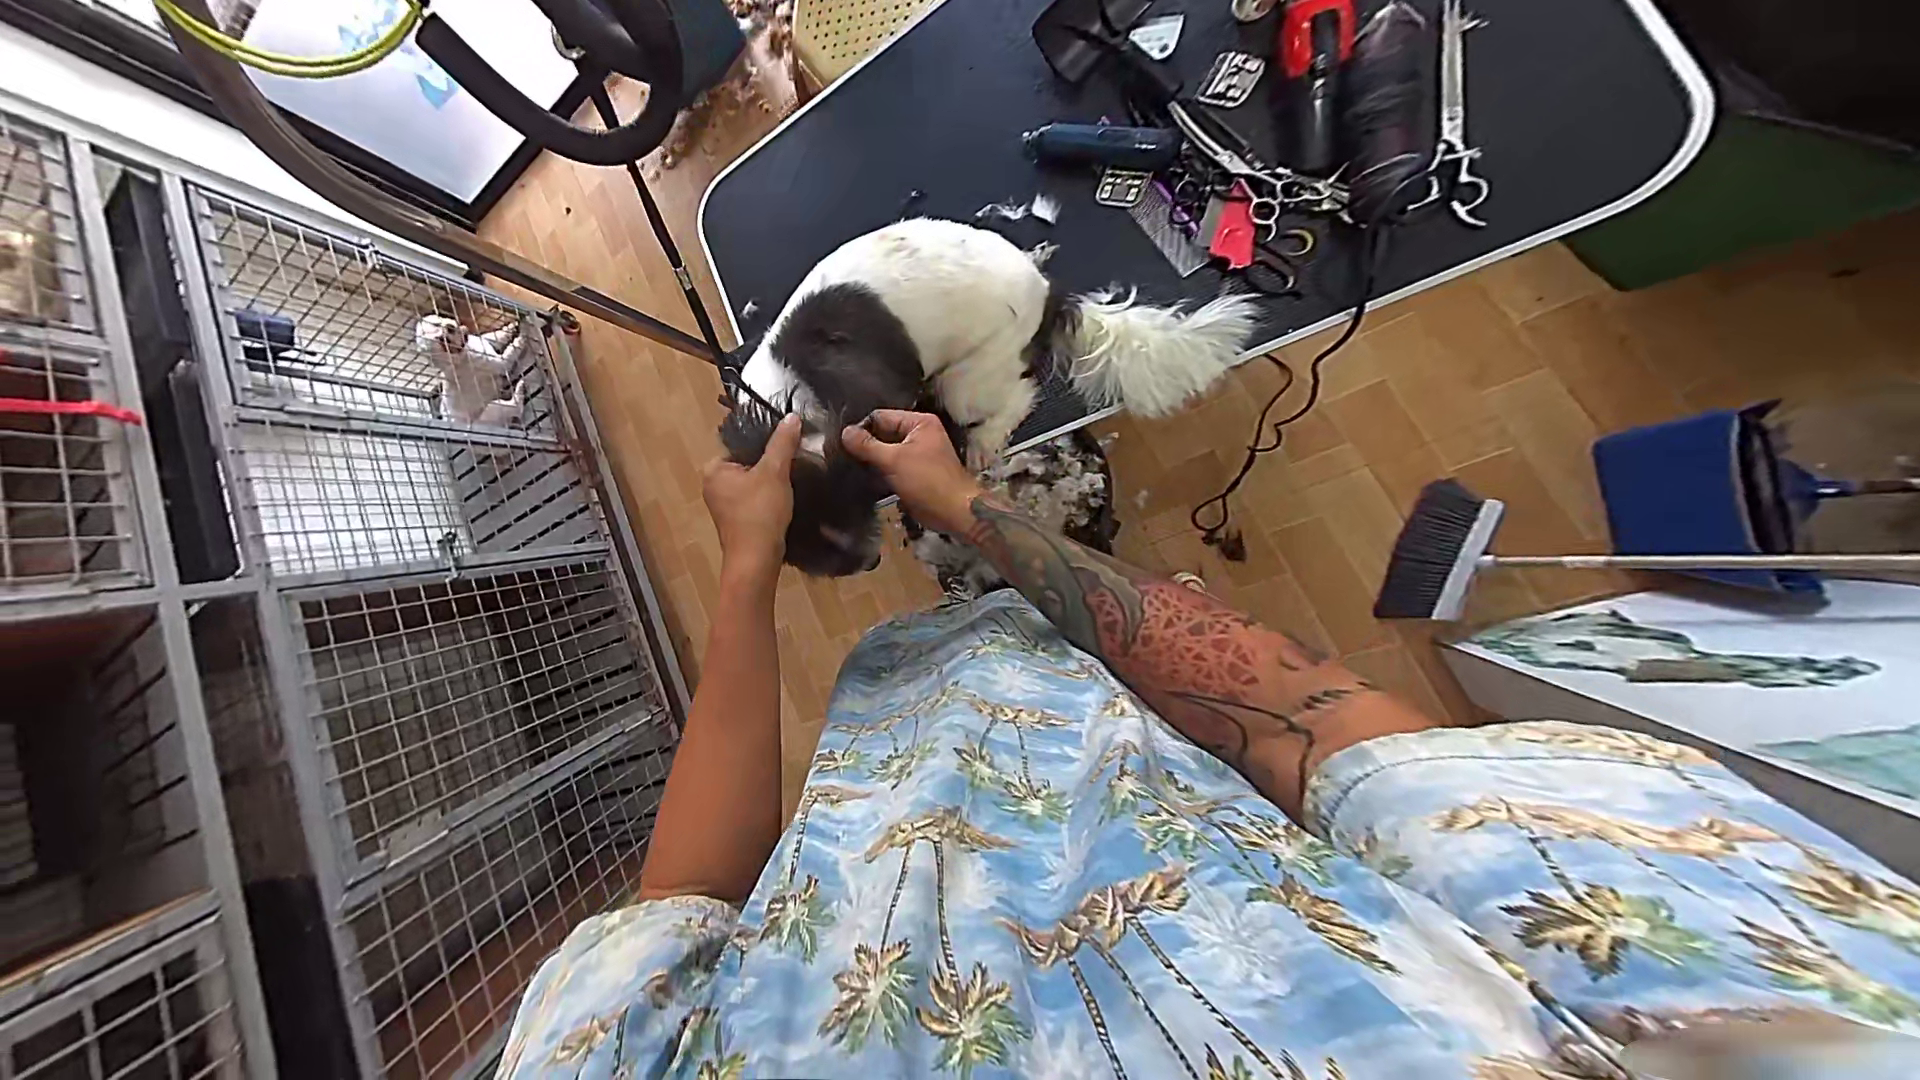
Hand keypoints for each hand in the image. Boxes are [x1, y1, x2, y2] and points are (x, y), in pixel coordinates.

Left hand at [702, 413, 800, 578]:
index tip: (790, 449)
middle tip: (796, 465)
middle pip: (750, 464)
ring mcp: (724, 506)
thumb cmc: (760, 512)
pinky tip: (786, 502)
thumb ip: (783, 443)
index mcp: (714, 469)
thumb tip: (792, 416)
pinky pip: (756, 501)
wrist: (757, 560)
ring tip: (794, 482)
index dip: (768, 446)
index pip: (743, 445)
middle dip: (772, 466)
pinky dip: (770, 500)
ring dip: (773, 484)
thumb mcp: (774, 472)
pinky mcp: (738, 521)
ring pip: (755, 484)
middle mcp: (713, 485)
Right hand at [842, 410, 983, 534]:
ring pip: (885, 453)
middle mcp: (919, 435)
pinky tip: (861, 478)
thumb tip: (845, 432)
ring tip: (848, 467)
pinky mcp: (913, 474)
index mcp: (919, 423)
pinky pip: (891, 468)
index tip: (842, 443)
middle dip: (864, 446)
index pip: (881, 417)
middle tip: (840, 456)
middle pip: (882, 434)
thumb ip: (867, 445)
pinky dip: (879, 472)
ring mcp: (917, 455)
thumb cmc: (928, 481)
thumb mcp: (894, 460)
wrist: (954, 512)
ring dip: (870, 461)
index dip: (862, 429)